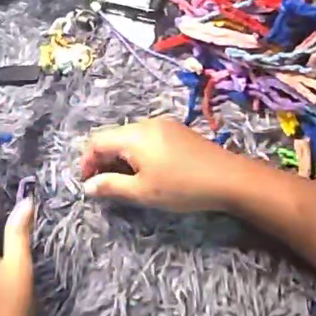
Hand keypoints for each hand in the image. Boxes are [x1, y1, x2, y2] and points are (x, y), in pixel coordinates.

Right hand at [78, 117, 257, 213]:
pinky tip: (147, 171)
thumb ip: (111, 187)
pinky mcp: (177, 131)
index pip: (96, 141)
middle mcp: (146, 123)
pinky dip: (138, 153)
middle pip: (113, 137)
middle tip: (105, 185)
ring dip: (121, 157)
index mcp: (133, 135)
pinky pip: (147, 138)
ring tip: (126, 181)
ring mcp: (164, 125)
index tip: (87, 184)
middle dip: (103, 160)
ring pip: (130, 137)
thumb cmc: (182, 186)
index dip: (86, 162)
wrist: (229, 178)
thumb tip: (88, 186)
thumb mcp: (142, 192)